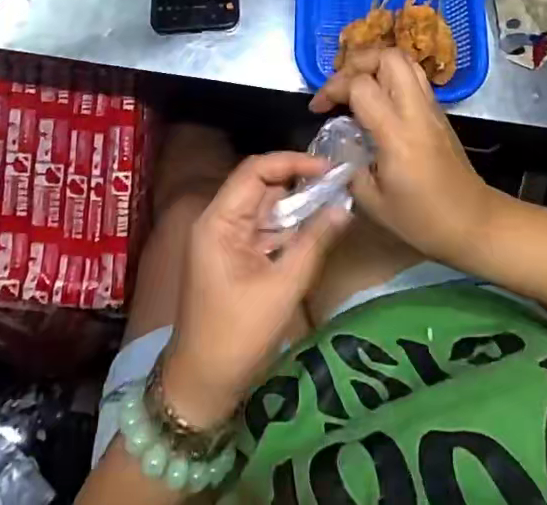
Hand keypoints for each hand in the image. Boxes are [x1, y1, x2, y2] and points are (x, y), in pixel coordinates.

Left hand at [165, 153, 349, 427]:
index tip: (329, 168)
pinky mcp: (235, 257)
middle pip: (261, 184)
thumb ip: (315, 241)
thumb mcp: (283, 287)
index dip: (293, 162)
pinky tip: (316, 228)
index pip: (256, 170)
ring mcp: (225, 240)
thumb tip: (344, 207)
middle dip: (299, 181)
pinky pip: (265, 228)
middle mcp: (218, 222)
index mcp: (219, 221)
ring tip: (334, 201)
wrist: (202, 385)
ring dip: (297, 203)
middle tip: (339, 184)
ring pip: (265, 206)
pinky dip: (290, 225)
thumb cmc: (237, 335)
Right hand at [310, 47, 502, 262]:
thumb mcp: (373, 203)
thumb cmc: (423, 219)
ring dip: (375, 65)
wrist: (473, 221)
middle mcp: (416, 111)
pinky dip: (390, 77)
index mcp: (397, 134)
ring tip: (356, 88)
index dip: (333, 88)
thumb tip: (337, 150)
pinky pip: (414, 78)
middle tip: (339, 87)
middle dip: (357, 63)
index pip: (362, 86)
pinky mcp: (438, 112)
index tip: (318, 108)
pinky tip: (377, 101)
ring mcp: (431, 107)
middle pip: (389, 56)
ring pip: (405, 61)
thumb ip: (349, 169)